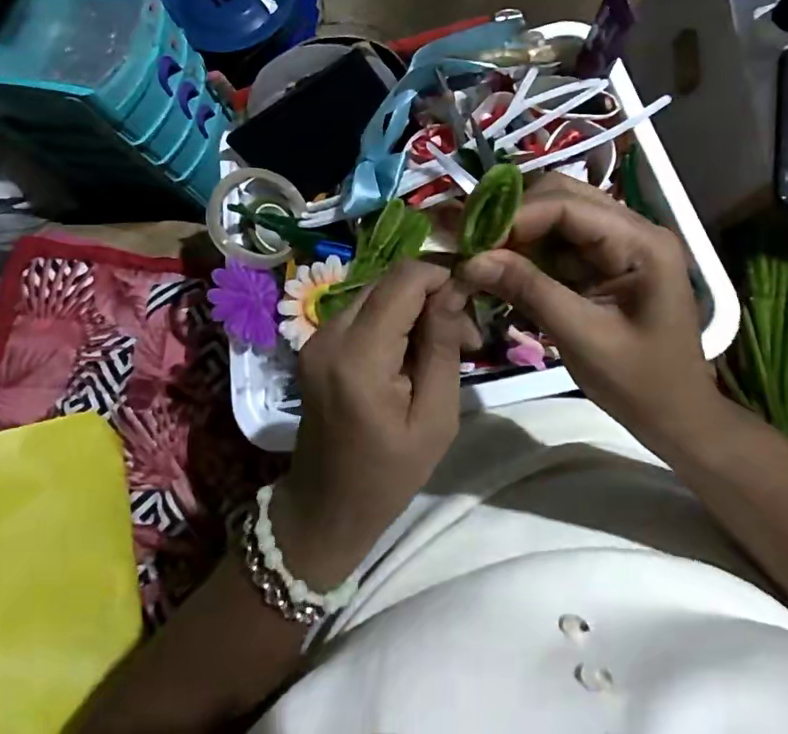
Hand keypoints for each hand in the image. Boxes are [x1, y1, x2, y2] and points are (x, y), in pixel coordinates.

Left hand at [274, 260, 474, 588]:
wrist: (325, 507)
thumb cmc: (387, 475)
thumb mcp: (435, 418)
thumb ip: (442, 347)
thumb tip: (453, 289)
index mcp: (358, 356)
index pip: (404, 279)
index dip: (443, 278)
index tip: (470, 309)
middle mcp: (329, 334)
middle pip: (390, 281)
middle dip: (433, 296)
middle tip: (464, 338)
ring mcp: (317, 337)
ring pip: (378, 292)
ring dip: (414, 308)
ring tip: (441, 349)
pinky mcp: (317, 344)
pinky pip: (362, 312)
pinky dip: (393, 321)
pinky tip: (410, 354)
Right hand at [457, 174, 716, 436]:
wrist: (676, 415)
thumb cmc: (639, 381)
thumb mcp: (581, 336)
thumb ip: (529, 290)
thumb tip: (471, 260)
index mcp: (642, 242)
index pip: (569, 205)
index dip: (517, 216)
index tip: (473, 240)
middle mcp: (633, 230)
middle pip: (563, 198)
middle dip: (515, 218)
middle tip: (473, 245)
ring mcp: (620, 244)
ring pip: (558, 216)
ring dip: (519, 233)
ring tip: (481, 256)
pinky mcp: (606, 262)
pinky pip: (560, 243)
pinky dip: (530, 253)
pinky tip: (503, 269)